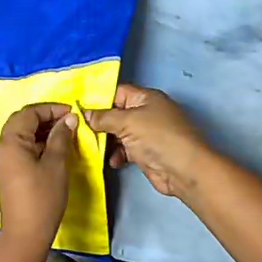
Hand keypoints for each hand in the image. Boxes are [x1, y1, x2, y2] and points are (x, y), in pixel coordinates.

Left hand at [0, 102, 76, 246]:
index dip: (50, 109)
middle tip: (68, 122)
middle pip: (21, 122)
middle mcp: (1, 148)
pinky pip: (20, 149)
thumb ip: (61, 137)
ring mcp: (3, 161)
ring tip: (65, 134)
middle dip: (45, 118)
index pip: (28, 113)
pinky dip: (36, 144)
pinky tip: (54, 148)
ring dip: (41, 131)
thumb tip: (68, 119)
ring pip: (21, 135)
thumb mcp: (55, 164)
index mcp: (10, 143)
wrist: (26, 233)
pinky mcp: (7, 172)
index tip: (72, 113)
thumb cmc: (43, 197)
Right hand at [84, 84, 212, 197]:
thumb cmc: (157, 137)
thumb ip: (103, 117)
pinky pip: (125, 150)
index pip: (117, 92)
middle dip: (98, 122)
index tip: (77, 108)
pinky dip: (117, 155)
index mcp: (145, 97)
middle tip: (78, 130)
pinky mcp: (145, 152)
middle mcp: (145, 112)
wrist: (183, 169)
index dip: (98, 99)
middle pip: (116, 113)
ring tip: (90, 147)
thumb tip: (84, 113)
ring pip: (118, 133)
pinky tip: (113, 162)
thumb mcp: (127, 121)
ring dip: (105, 141)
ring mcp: (146, 133)